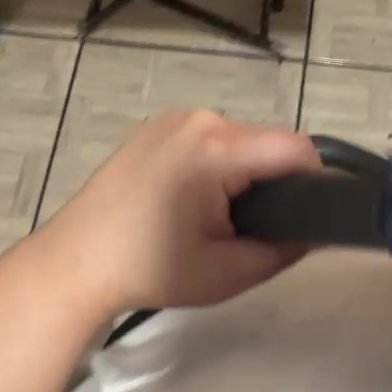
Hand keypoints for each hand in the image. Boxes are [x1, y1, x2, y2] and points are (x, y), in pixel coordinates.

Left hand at [38, 110, 319, 313]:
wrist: (74, 263)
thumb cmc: (151, 269)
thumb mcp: (226, 274)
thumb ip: (282, 250)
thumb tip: (316, 231)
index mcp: (218, 150)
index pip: (294, 146)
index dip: (313, 177)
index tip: (305, 210)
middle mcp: (202, 120)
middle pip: (266, 141)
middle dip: (271, 178)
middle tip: (252, 223)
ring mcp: (176, 117)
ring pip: (239, 138)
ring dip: (242, 169)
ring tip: (218, 213)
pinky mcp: (158, 123)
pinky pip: (209, 136)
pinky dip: (215, 161)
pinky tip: (191, 196)